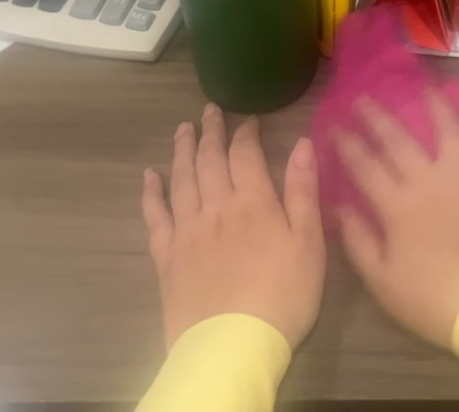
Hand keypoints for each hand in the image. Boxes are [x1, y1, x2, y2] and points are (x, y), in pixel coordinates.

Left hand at [142, 104, 324, 347]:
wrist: (232, 348)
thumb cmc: (283, 296)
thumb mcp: (308, 243)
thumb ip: (303, 191)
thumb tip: (301, 144)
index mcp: (253, 201)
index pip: (246, 154)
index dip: (246, 133)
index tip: (248, 119)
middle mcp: (216, 207)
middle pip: (210, 160)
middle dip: (211, 132)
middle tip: (208, 111)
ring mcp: (187, 231)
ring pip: (182, 180)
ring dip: (182, 151)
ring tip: (182, 130)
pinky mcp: (167, 257)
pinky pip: (155, 216)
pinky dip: (152, 193)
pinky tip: (149, 177)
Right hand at [333, 91, 458, 346]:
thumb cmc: (432, 299)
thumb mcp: (381, 280)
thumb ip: (357, 240)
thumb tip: (338, 207)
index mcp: (397, 205)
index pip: (365, 166)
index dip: (347, 144)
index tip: (334, 126)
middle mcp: (429, 179)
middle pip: (399, 140)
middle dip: (378, 117)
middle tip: (364, 97)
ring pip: (450, 129)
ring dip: (436, 106)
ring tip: (427, 89)